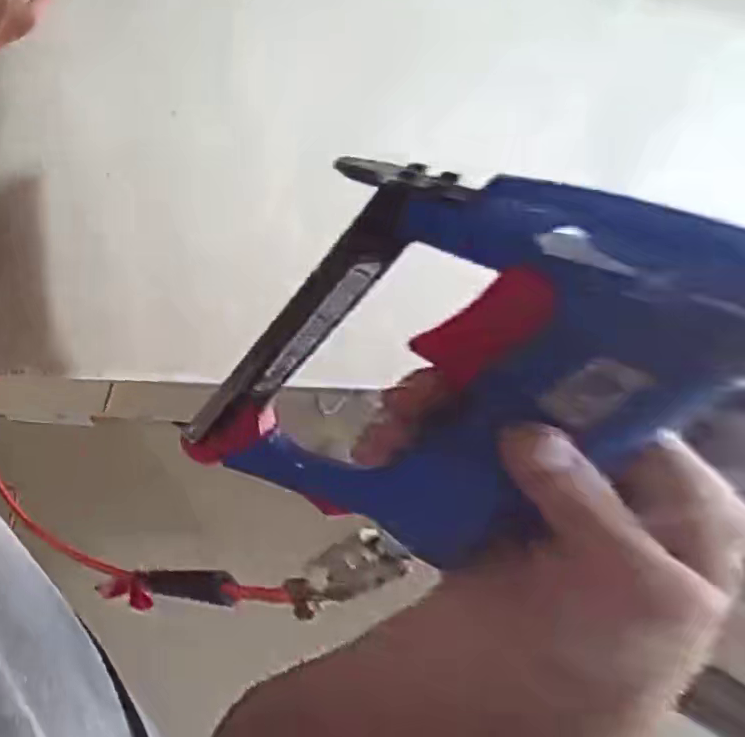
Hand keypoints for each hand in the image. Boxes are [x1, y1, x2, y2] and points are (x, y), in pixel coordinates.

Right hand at [358, 372, 744, 734]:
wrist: (519, 681)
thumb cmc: (608, 645)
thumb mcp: (634, 591)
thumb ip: (590, 510)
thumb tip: (528, 433)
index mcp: (664, 491)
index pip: (622, 409)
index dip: (562, 376)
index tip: (495, 360)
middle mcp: (591, 470)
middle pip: (523, 400)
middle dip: (462, 394)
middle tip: (415, 400)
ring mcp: (521, 476)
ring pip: (466, 416)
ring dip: (418, 415)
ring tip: (385, 436)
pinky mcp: (465, 486)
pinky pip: (429, 443)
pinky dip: (397, 439)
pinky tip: (377, 454)